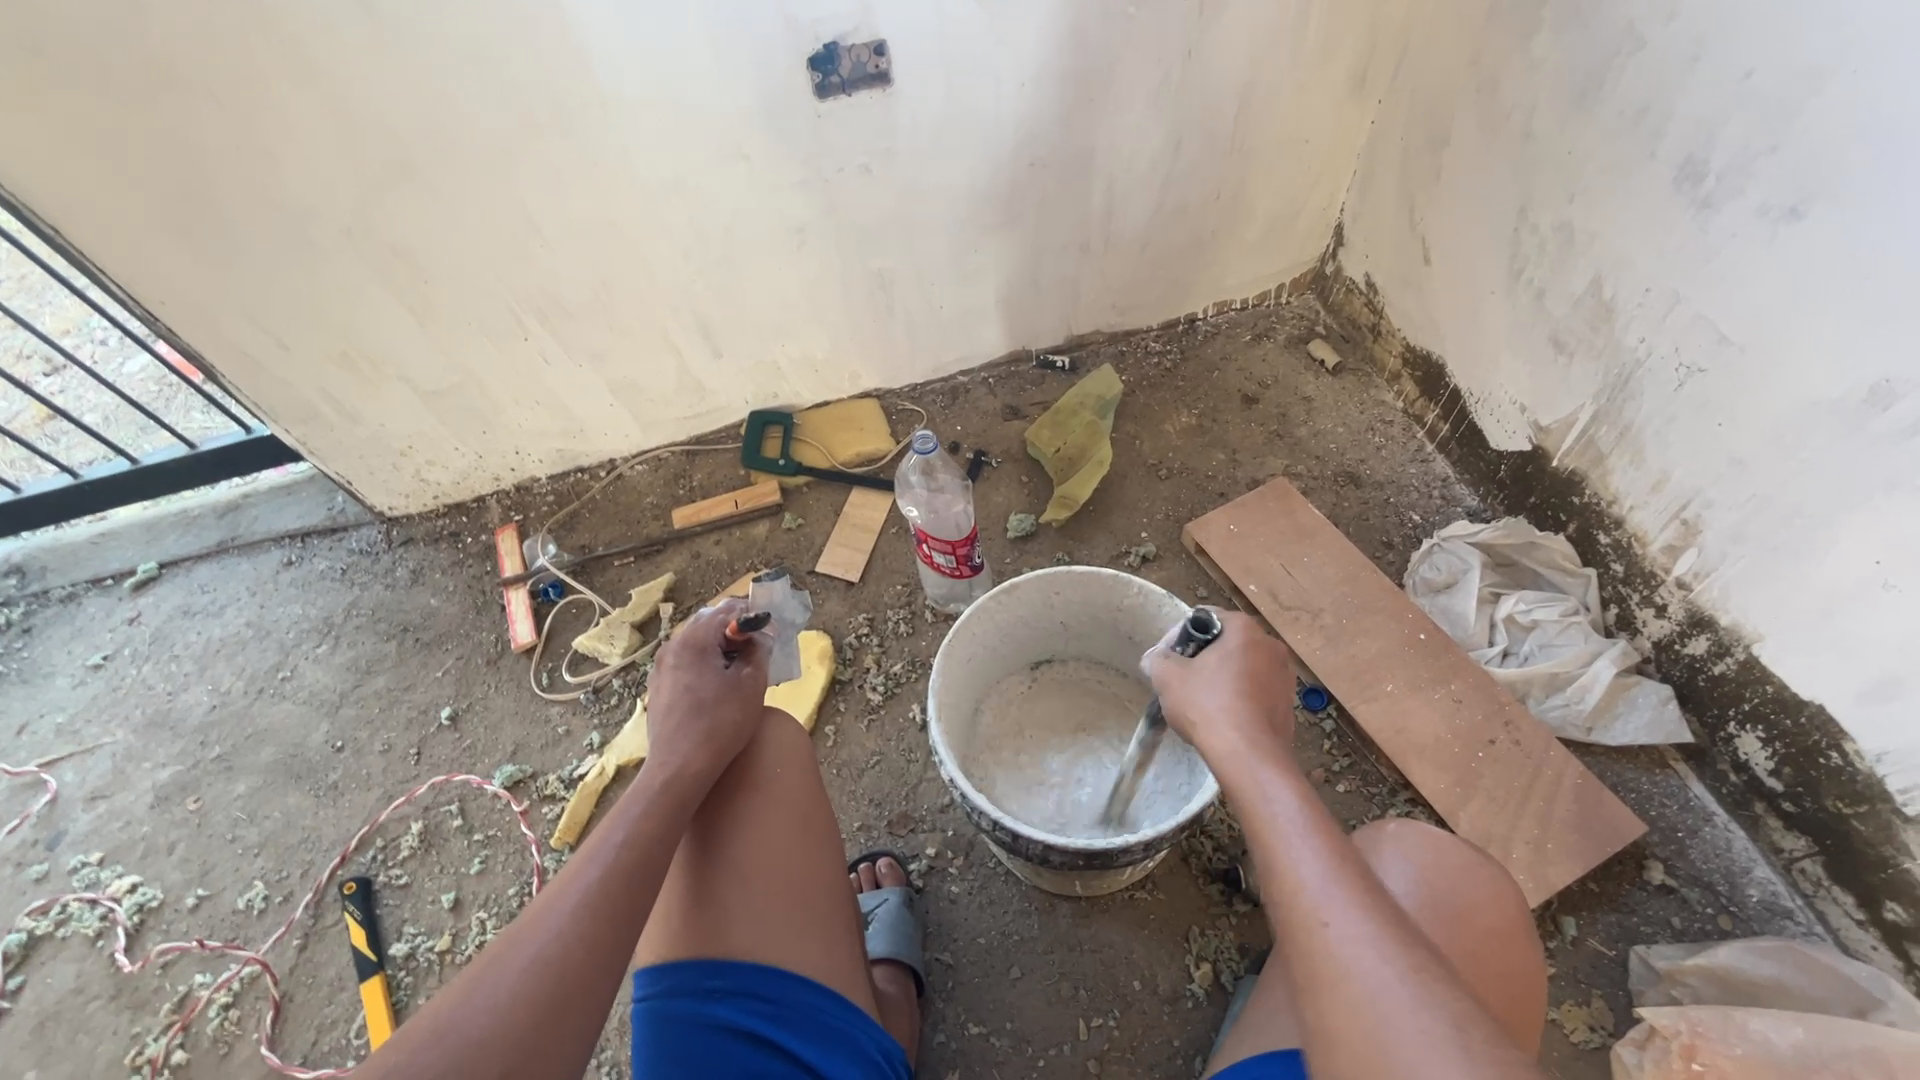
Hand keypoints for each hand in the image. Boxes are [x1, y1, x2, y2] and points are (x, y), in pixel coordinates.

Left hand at [643, 599, 770, 780]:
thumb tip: (758, 637)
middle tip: (759, 647)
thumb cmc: (721, 723)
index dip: (753, 616)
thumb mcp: (751, 684)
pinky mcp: (659, 686)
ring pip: (696, 643)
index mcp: (694, 639)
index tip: (772, 630)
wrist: (679, 768)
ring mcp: (661, 667)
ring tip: (741, 667)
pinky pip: (686, 662)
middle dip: (735, 630)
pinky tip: (719, 684)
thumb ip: (757, 651)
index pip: (728, 610)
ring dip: (720, 646)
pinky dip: (705, 662)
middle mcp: (673, 646)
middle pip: (708, 623)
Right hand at [1143, 609, 1299, 772]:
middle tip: (1180, 678)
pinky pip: (1255, 691)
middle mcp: (1270, 645)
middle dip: (1201, 657)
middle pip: (1226, 642)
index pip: (1205, 618)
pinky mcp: (1287, 703)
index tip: (1166, 658)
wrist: (1249, 756)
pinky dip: (1237, 697)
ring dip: (1220, 677)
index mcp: (1244, 629)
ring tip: (1199, 700)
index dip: (1179, 635)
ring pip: (1242, 668)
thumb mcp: (1168, 678)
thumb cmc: (1208, 706)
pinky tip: (1220, 717)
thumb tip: (1154, 659)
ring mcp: (1284, 676)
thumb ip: (1158, 660)